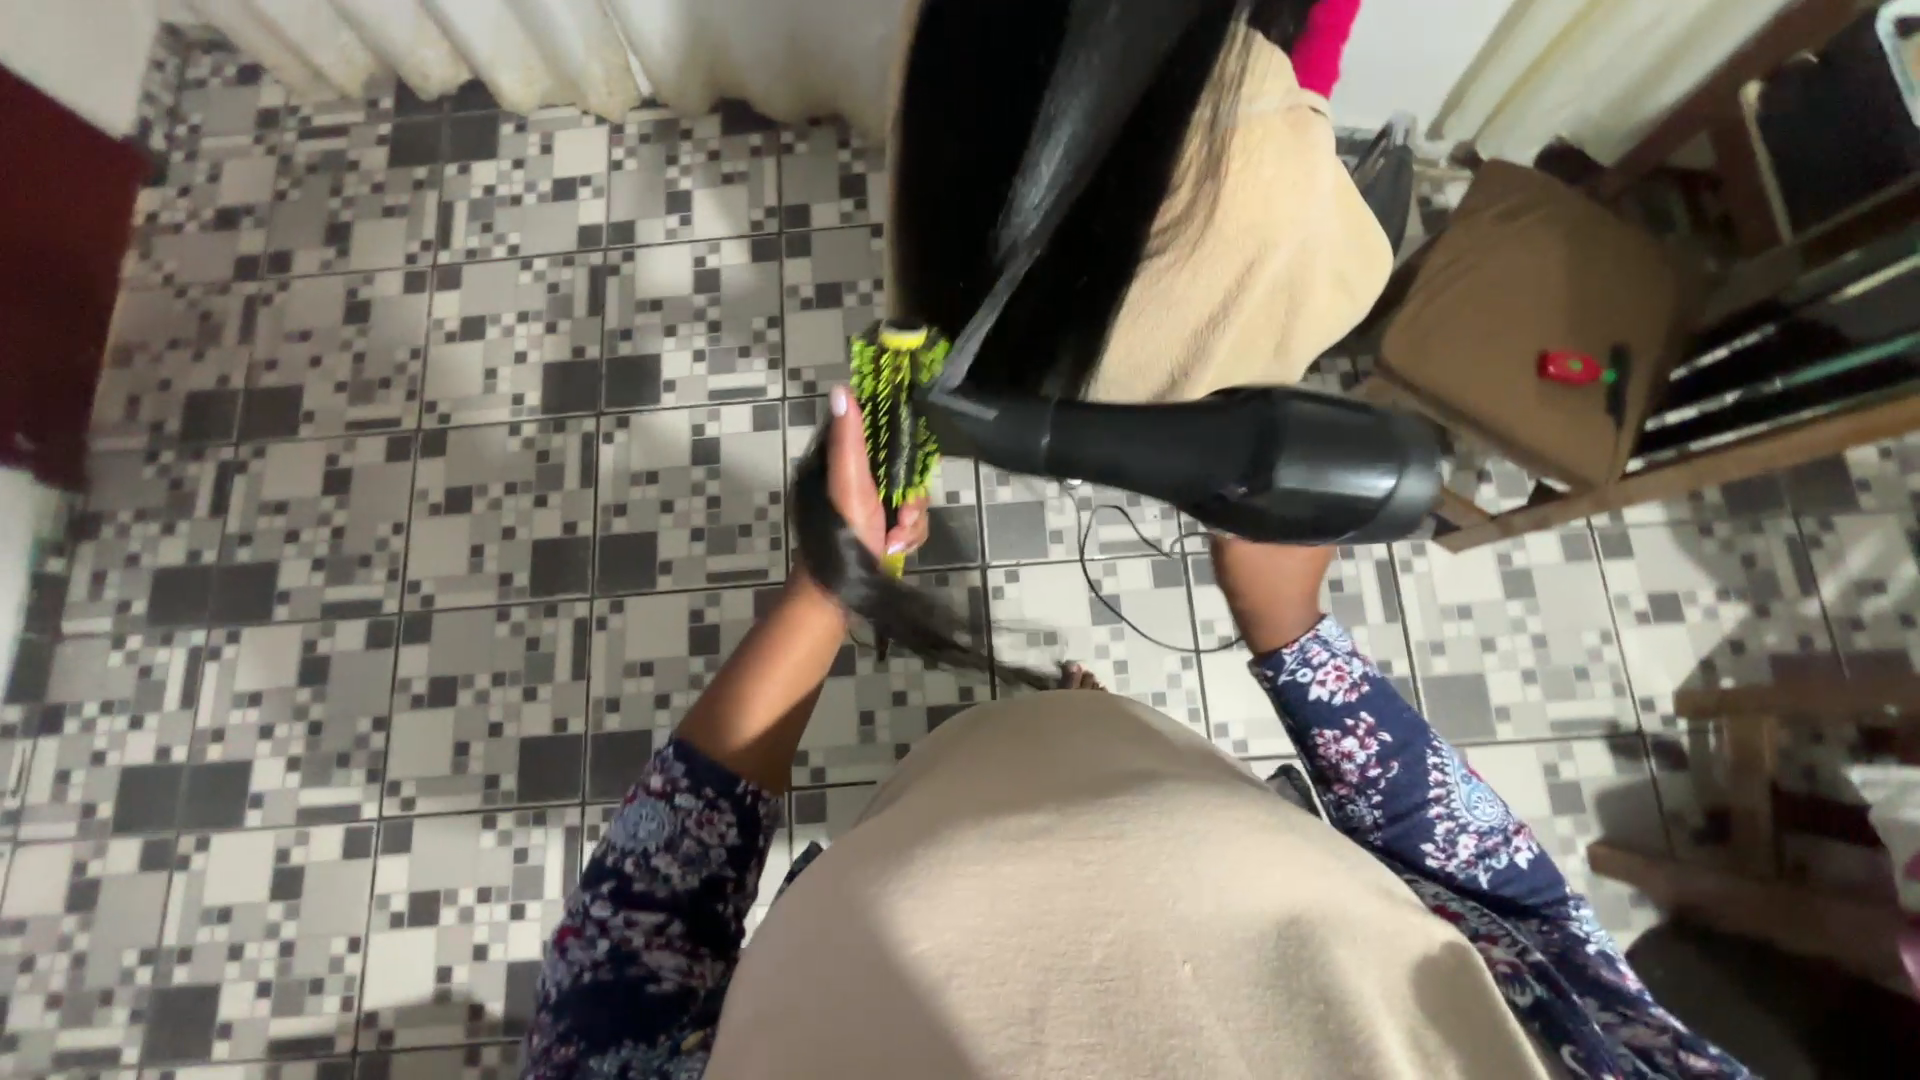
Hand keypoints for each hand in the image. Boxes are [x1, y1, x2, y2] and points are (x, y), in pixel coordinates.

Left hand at [827, 385, 928, 560]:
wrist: (843, 589)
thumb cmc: (841, 533)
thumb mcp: (848, 482)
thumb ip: (850, 440)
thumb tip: (843, 389)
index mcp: (845, 465)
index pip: (878, 437)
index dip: (900, 443)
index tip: (912, 460)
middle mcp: (860, 483)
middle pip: (904, 472)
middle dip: (910, 499)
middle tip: (903, 517)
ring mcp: (875, 508)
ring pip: (912, 500)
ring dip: (911, 523)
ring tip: (897, 540)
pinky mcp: (886, 530)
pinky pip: (913, 523)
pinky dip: (910, 537)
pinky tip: (897, 549)